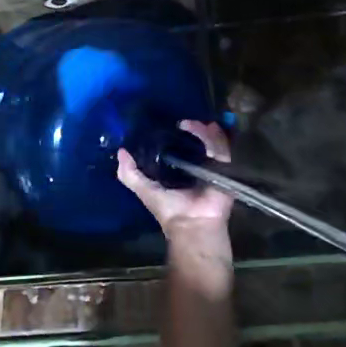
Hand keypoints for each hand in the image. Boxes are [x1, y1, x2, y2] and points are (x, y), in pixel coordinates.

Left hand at [116, 121, 234, 242]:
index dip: (177, 135)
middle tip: (182, 122)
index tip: (169, 125)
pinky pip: (221, 149)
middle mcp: (198, 168)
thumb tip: (121, 151)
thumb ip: (129, 173)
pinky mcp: (224, 168)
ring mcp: (213, 167)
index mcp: (182, 172)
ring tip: (189, 123)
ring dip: (202, 130)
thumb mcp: (143, 189)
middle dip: (193, 130)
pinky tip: (206, 128)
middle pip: (199, 143)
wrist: (190, 224)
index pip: (182, 148)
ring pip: (211, 142)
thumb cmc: (168, 209)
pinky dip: (214, 137)